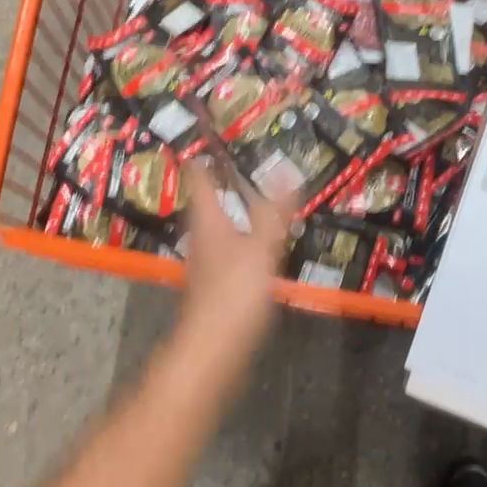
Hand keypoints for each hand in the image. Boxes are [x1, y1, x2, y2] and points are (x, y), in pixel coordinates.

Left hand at [176, 168, 293, 357]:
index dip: (205, 155)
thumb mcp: (261, 249)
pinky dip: (243, 238)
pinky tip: (261, 245)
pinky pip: (229, 250)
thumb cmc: (233, 295)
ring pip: (218, 226)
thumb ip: (274, 211)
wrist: (211, 352)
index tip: (214, 134)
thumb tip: (286, 169)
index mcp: (208, 221)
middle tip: (246, 160)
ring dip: (234, 210)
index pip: (200, 178)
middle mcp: (201, 236)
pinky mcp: (215, 286)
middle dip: (222, 181)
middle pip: (207, 201)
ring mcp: (206, 262)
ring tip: (258, 196)